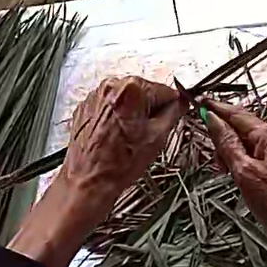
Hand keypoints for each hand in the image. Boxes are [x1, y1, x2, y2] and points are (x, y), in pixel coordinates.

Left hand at [10, 77, 183, 266]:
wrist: (89, 180)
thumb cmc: (118, 163)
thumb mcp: (158, 137)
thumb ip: (174, 113)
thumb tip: (180, 103)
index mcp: (132, 89)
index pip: (164, 90)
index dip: (171, 106)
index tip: (172, 114)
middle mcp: (111, 86)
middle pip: (143, 91)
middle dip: (149, 110)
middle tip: (148, 132)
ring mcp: (95, 96)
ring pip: (126, 99)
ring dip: (132, 113)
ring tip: (129, 137)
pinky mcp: (85, 107)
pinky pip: (109, 106)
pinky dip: (115, 117)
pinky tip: (115, 136)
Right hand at [200, 98, 266, 266]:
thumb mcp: (245, 174)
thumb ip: (227, 144)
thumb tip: (211, 118)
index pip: (236, 114)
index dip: (215, 107)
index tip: (197, 102)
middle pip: (241, 126)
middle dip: (221, 134)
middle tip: (209, 152)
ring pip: (246, 142)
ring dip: (229, 150)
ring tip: (222, 170)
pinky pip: (253, 155)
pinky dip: (239, 161)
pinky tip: (233, 174)